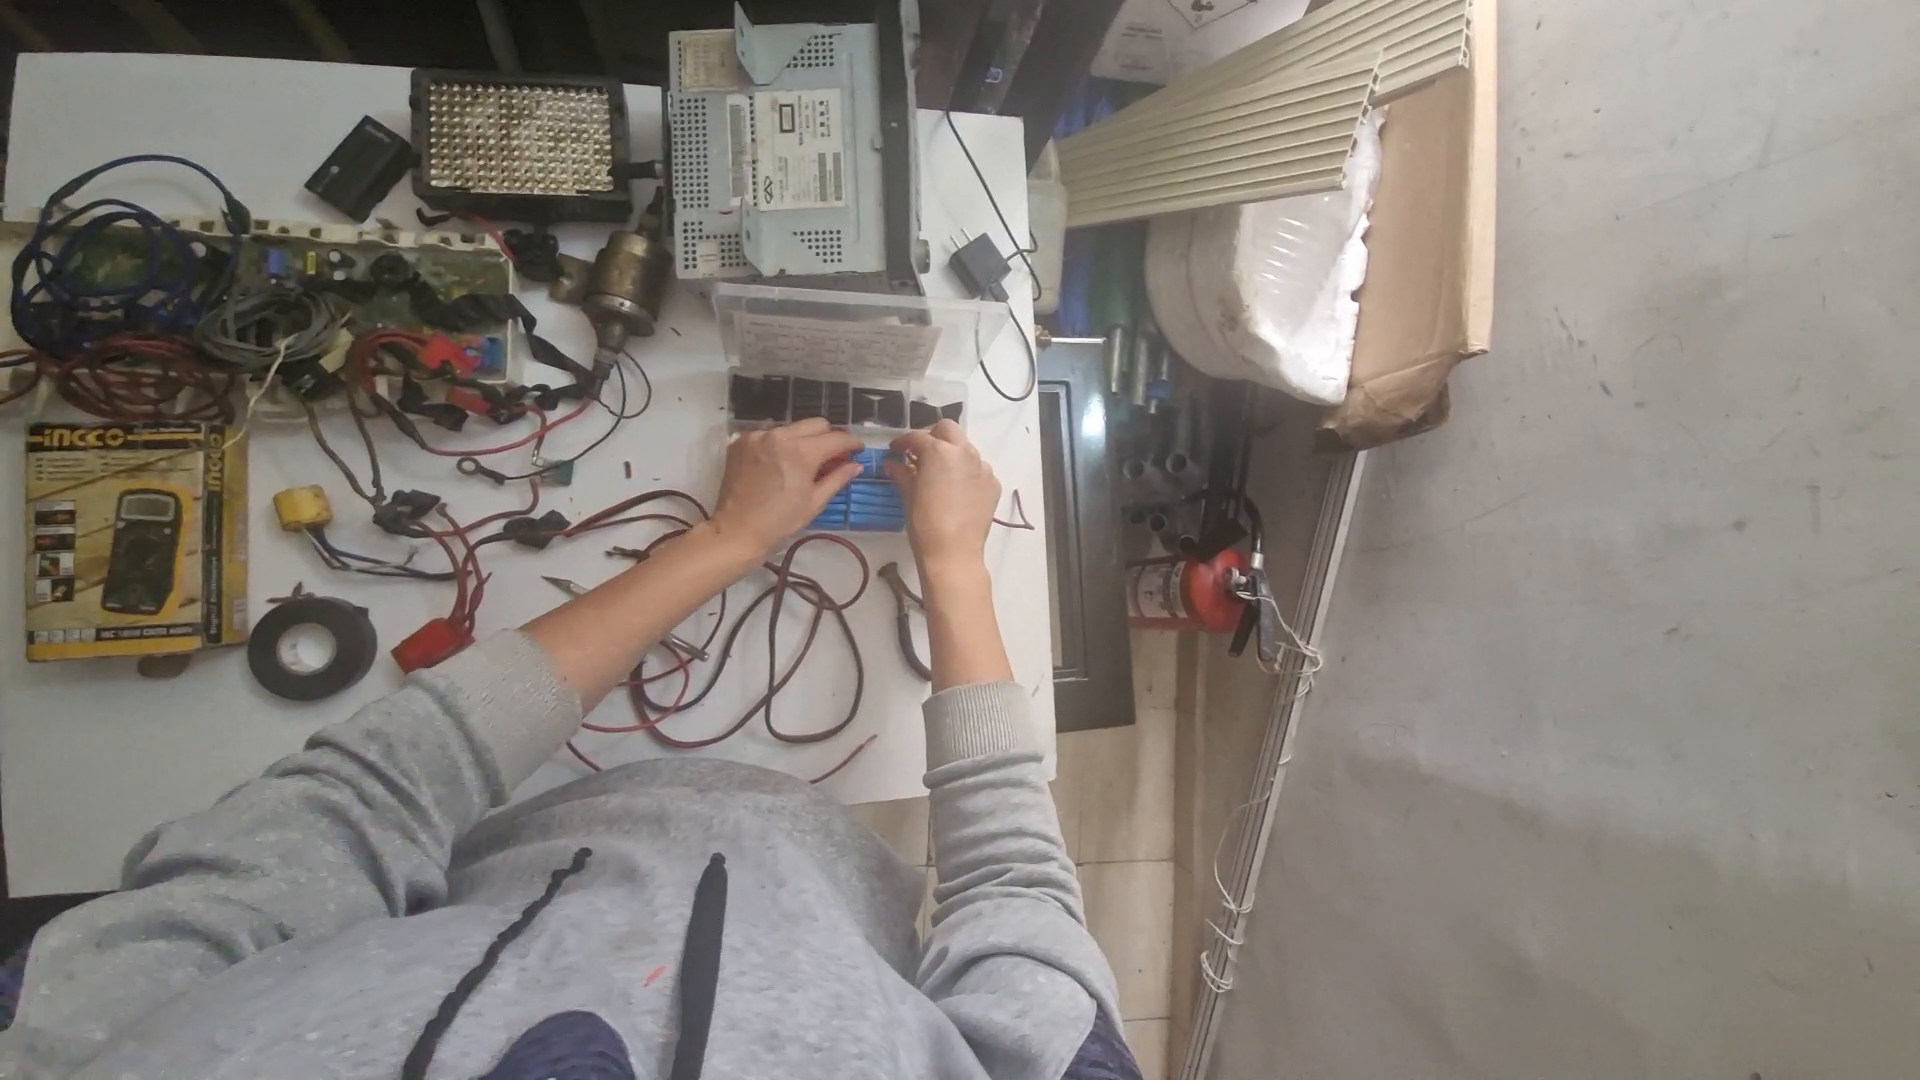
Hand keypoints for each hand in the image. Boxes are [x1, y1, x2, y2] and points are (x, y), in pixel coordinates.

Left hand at [711, 418, 863, 555]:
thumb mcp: (814, 502)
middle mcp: (779, 435)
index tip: (858, 449)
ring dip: (804, 440)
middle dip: (829, 437)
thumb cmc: (780, 522)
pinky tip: (780, 462)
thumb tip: (856, 465)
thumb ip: (838, 478)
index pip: (836, 438)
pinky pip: (769, 435)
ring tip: (805, 461)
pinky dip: (780, 444)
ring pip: (792, 428)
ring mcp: (757, 436)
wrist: (736, 531)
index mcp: (801, 451)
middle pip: (815, 424)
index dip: (851, 443)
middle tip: (834, 455)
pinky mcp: (741, 441)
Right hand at [885, 420, 1000, 574]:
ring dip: (951, 454)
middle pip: (948, 430)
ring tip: (940, 473)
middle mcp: (965, 452)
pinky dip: (966, 473)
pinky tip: (957, 491)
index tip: (895, 450)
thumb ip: (902, 473)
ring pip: (966, 448)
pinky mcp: (993, 484)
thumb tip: (892, 464)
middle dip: (932, 437)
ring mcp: (983, 468)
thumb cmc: (925, 524)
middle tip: (919, 454)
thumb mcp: (909, 496)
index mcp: (939, 451)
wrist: (954, 553)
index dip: (903, 442)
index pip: (917, 437)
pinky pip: (978, 469)